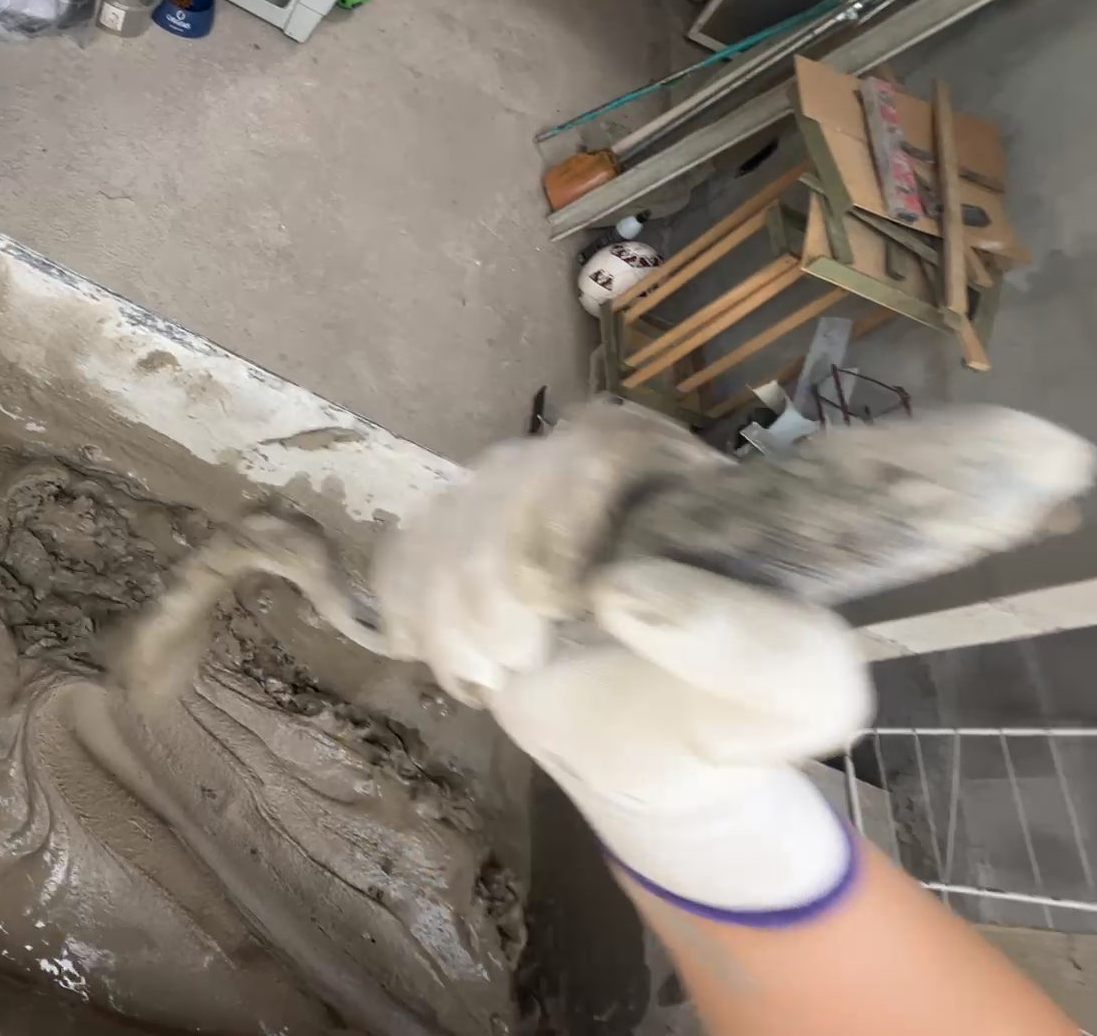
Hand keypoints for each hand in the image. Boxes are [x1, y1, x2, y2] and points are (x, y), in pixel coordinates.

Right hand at [371, 403, 870, 919]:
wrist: (636, 745)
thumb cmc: (718, 715)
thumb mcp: (787, 700)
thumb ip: (750, 646)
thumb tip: (621, 591)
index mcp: (679, 482)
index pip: (598, 444)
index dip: (554, 512)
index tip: (550, 605)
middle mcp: (584, 474)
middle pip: (499, 482)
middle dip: (487, 583)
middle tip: (515, 659)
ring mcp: (507, 505)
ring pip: (439, 521)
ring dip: (445, 611)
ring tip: (493, 672)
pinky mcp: (453, 544)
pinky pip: (401, 555)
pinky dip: (410, 615)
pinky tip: (455, 658)